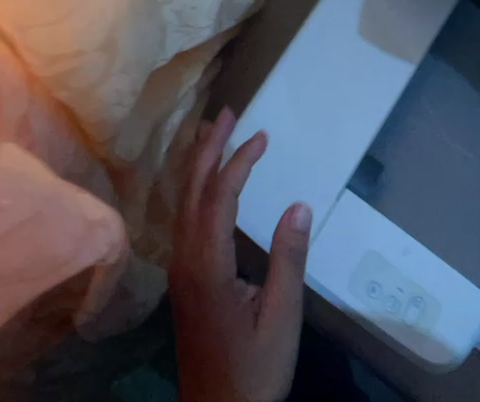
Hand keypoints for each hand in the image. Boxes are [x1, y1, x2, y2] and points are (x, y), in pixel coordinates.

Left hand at [170, 107, 311, 401]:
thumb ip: (287, 260)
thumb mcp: (281, 318)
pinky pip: (183, 214)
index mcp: (208, 263)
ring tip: (214, 131)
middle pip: (192, 188)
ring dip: (198, 162)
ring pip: (183, 199)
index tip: (261, 135)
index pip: (220, 196)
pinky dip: (195, 186)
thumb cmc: (254, 368)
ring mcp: (179, 264)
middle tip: (227, 112)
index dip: (239, 161)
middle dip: (209, 147)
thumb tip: (299, 205)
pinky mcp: (182, 274)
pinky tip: (206, 180)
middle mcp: (186, 256)